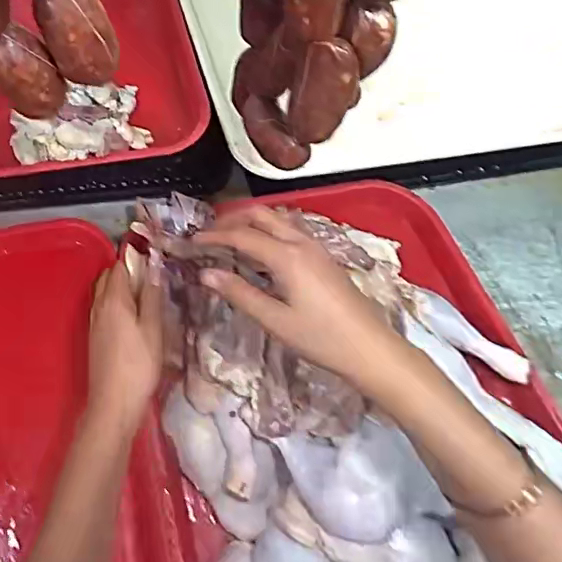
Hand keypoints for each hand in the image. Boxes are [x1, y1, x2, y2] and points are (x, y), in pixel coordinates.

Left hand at [85, 256, 164, 428]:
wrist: (113, 406)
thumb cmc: (138, 365)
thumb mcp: (153, 328)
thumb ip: (152, 296)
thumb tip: (154, 266)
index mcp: (113, 300)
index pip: (120, 265)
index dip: (136, 256)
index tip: (154, 254)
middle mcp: (99, 306)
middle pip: (110, 276)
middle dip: (128, 269)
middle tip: (152, 274)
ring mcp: (94, 322)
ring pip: (105, 292)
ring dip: (122, 286)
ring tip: (146, 292)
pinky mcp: (95, 336)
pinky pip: (104, 307)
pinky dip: (117, 301)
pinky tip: (134, 313)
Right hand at [192, 206, 411, 398]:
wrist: (369, 347)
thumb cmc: (321, 338)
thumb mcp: (275, 320)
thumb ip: (240, 294)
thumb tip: (206, 274)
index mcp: (287, 256)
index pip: (242, 235)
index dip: (214, 236)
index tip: (192, 241)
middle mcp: (301, 242)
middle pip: (261, 214)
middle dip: (232, 219)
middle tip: (209, 234)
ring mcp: (315, 246)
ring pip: (277, 218)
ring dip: (251, 221)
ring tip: (230, 238)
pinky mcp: (323, 255)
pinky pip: (289, 229)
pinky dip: (268, 229)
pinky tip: (261, 250)